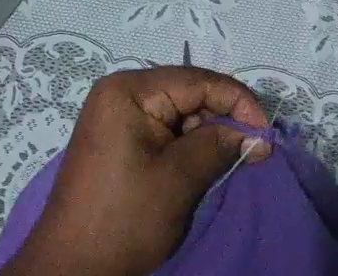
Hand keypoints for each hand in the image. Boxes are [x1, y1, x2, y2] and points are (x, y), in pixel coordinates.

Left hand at [0, 67, 271, 275]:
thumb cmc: (124, 220)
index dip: (236, 101)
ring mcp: (114, 114)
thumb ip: (218, 146)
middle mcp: (119, 91)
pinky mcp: (115, 138)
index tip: (267, 133)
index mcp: (128, 90)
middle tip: (254, 150)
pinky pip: (161, 128)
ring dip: (205, 134)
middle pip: (186, 92)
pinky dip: (185, 145)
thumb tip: (257, 134)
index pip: (195, 80)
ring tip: (229, 161)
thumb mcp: (178, 180)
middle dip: (221, 118)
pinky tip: (201, 166)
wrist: (71, 268)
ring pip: (176, 111)